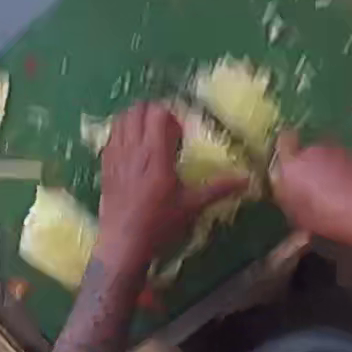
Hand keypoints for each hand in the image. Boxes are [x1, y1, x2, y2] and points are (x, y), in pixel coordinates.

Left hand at [97, 103, 241, 269]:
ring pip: (121, 118)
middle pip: (139, 109)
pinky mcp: (105, 164)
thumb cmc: (160, 224)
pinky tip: (132, 149)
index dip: (171, 116)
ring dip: (136, 119)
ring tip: (148, 136)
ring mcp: (116, 154)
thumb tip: (247, 180)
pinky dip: (122, 133)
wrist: (124, 243)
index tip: (180, 133)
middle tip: (165, 130)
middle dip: (154, 113)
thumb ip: (218, 188)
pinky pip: (111, 135)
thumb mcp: (191, 206)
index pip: (159, 113)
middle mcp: (133, 148)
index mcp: (156, 154)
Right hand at [270, 133, 351, 246]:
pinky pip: (339, 164)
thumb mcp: (296, 216)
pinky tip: (342, 194)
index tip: (285, 161)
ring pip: (322, 158)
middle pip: (304, 153)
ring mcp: (336, 151)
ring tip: (326, 194)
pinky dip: (338, 174)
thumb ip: (287, 197)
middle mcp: (312, 151)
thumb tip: (284, 190)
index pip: (283, 142)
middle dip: (304, 166)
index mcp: (292, 164)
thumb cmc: (323, 217)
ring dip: (322, 170)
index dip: (284, 148)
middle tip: (306, 189)